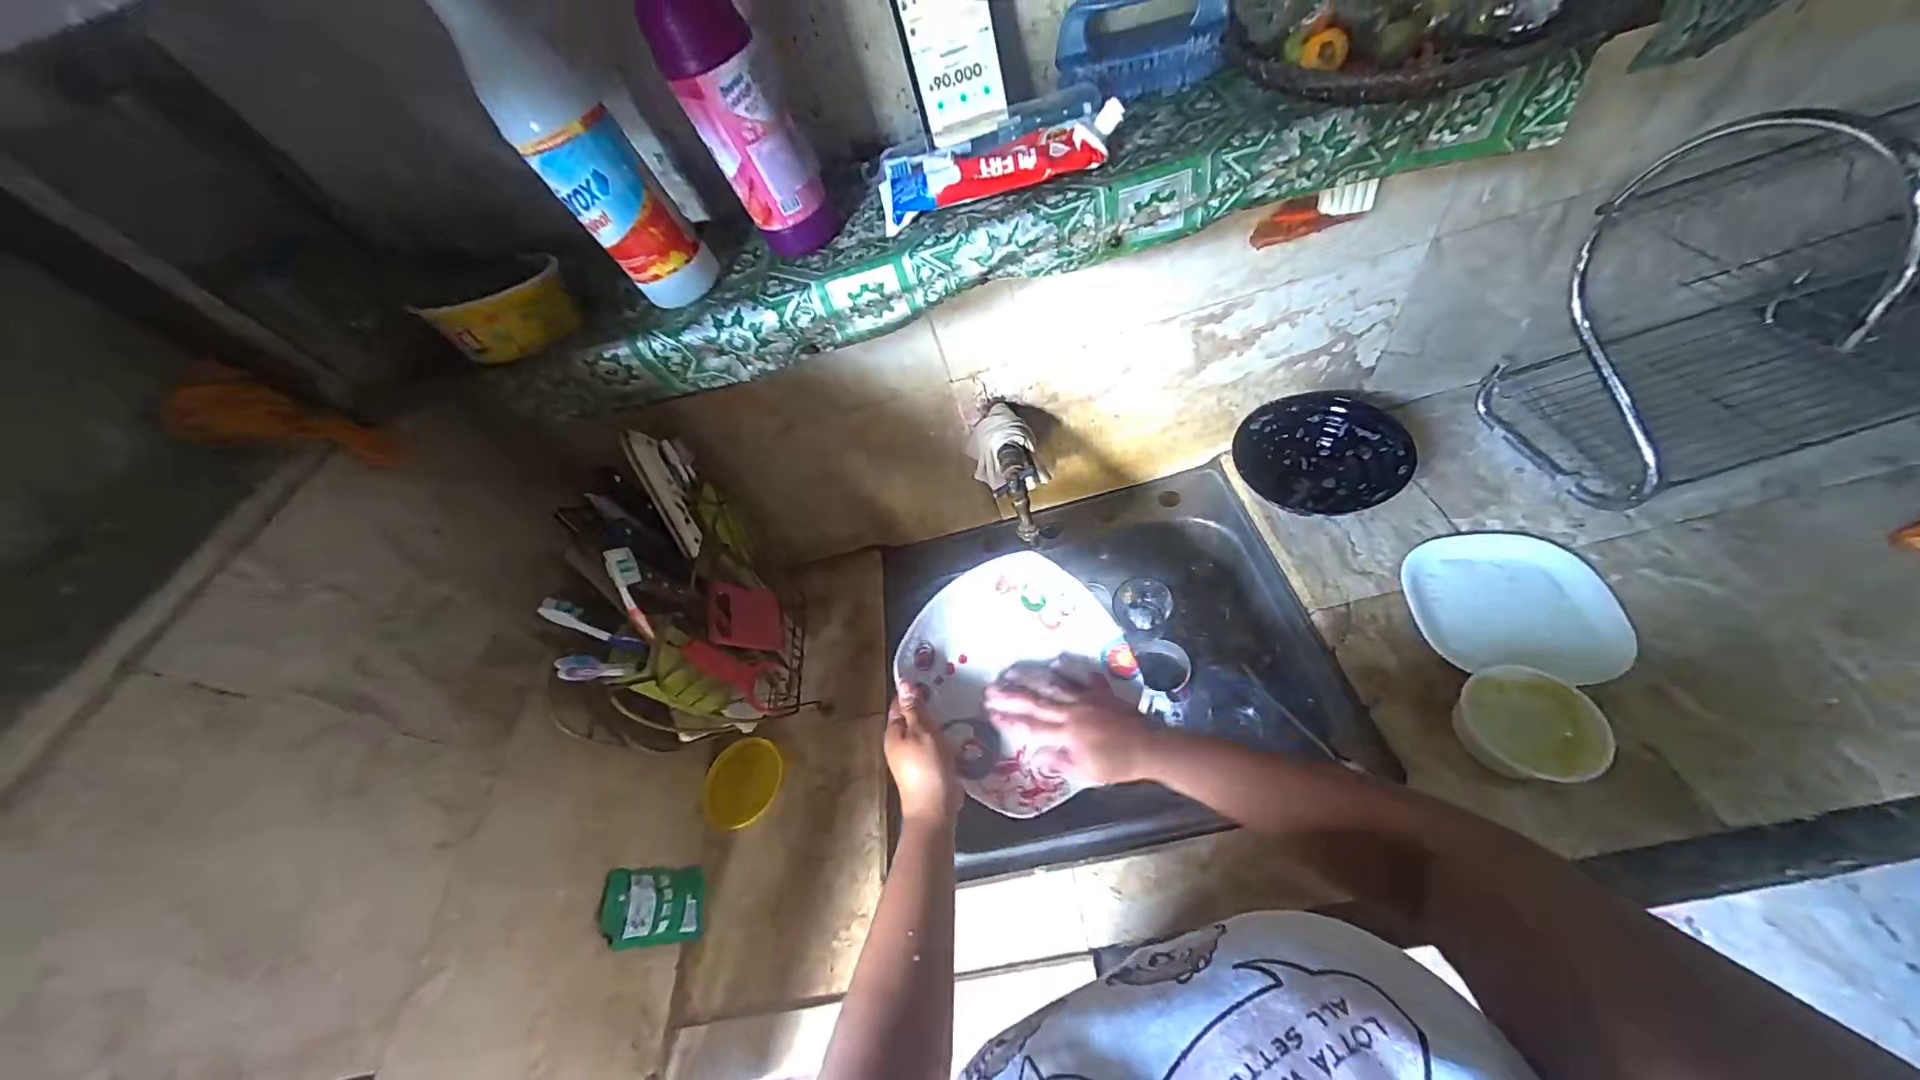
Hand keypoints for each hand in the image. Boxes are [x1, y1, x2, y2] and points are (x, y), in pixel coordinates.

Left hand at [886, 680, 960, 824]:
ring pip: (926, 732)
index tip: (932, 677)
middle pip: (913, 718)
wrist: (935, 808)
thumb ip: (914, 709)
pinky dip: (944, 737)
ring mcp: (914, 757)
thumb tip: (904, 684)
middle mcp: (900, 744)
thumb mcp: (921, 731)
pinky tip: (959, 731)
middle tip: (948, 690)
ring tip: (956, 707)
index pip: (899, 704)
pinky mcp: (929, 767)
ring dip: (938, 722)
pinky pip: (936, 745)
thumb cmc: (927, 766)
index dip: (913, 691)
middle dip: (928, 706)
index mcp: (893, 733)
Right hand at [983, 662, 1158, 785]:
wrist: (1150, 747)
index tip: (989, 711)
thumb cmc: (1117, 764)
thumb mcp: (1085, 772)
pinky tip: (1057, 661)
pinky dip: (1069, 670)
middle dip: (1010, 695)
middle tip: (990, 688)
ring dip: (1030, 677)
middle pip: (1036, 701)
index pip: (1030, 725)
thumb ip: (1059, 762)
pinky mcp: (1100, 693)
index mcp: (1065, 732)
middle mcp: (1071, 711)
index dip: (1008, 718)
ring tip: (1011, 670)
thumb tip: (1034, 756)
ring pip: (1053, 684)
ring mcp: (1086, 698)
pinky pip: (1081, 678)